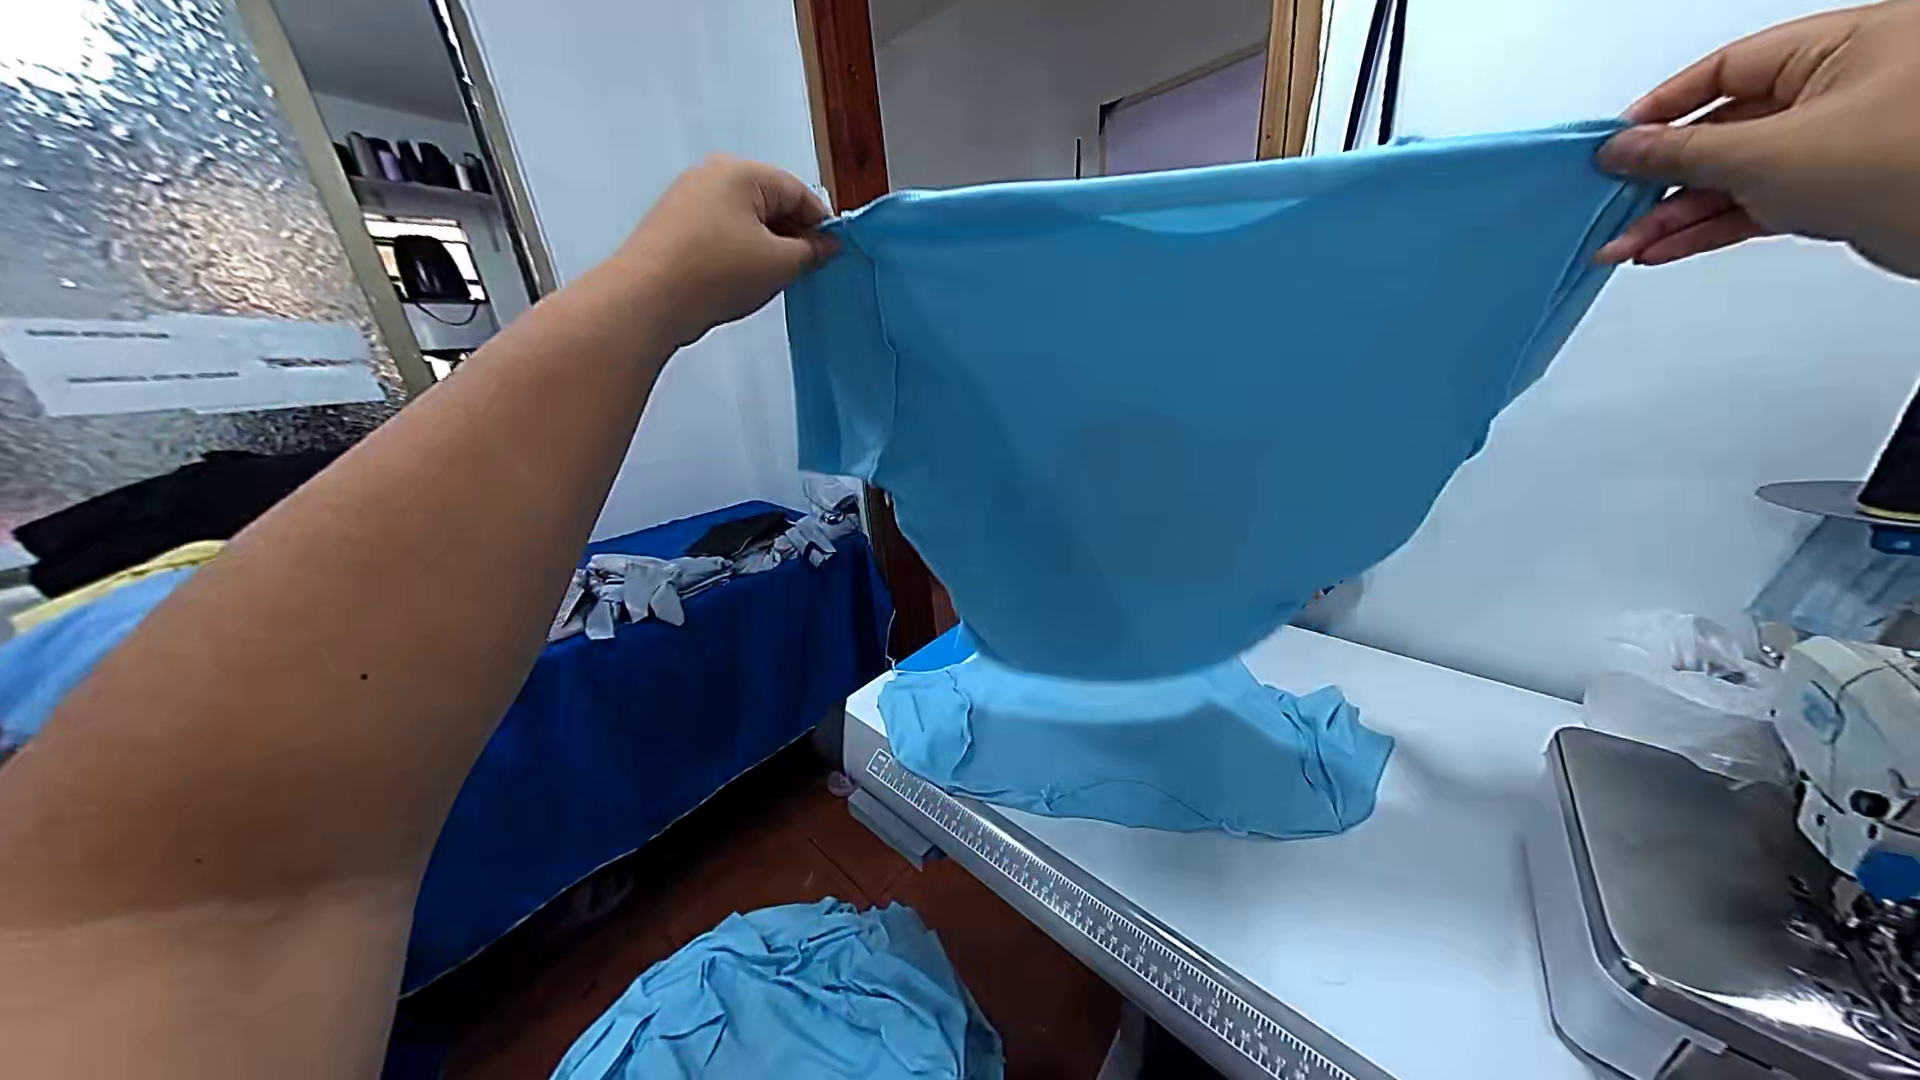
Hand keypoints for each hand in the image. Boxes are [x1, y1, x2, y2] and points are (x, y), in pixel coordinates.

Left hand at [606, 156, 837, 345]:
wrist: (649, 298)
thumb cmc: (715, 273)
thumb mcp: (780, 264)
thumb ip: (812, 251)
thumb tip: (828, 245)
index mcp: (741, 171)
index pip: (798, 191)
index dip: (821, 224)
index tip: (833, 253)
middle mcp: (712, 175)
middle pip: (771, 201)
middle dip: (794, 234)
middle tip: (807, 269)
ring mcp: (690, 198)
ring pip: (747, 219)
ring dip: (769, 246)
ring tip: (775, 278)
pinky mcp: (677, 226)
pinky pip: (724, 232)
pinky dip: (743, 252)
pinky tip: (745, 279)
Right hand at [1595, 0, 1919, 277]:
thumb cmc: (1903, 160)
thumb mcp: (1766, 151)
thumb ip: (1681, 150)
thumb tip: (1621, 147)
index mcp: (1848, 48)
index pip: (1727, 69)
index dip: (1662, 109)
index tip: (1612, 146)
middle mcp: (1844, 89)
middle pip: (1718, 133)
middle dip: (1656, 181)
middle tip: (1607, 207)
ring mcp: (1835, 142)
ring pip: (1726, 178)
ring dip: (1667, 217)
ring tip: (1620, 246)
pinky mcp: (1830, 189)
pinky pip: (1745, 206)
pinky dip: (1698, 230)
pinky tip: (1658, 250)